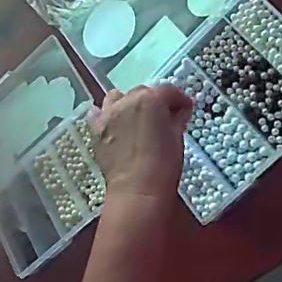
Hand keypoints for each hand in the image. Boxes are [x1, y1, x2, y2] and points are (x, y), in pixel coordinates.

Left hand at [90, 84, 192, 204]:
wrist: (137, 189)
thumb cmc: (163, 165)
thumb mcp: (177, 139)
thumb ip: (177, 120)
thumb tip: (180, 111)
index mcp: (151, 99)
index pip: (168, 92)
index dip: (179, 100)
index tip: (185, 109)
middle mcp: (127, 100)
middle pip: (143, 92)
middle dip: (155, 101)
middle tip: (163, 118)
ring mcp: (108, 114)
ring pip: (118, 98)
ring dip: (129, 103)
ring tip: (136, 118)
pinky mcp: (96, 129)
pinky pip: (98, 113)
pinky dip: (106, 114)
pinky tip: (113, 124)